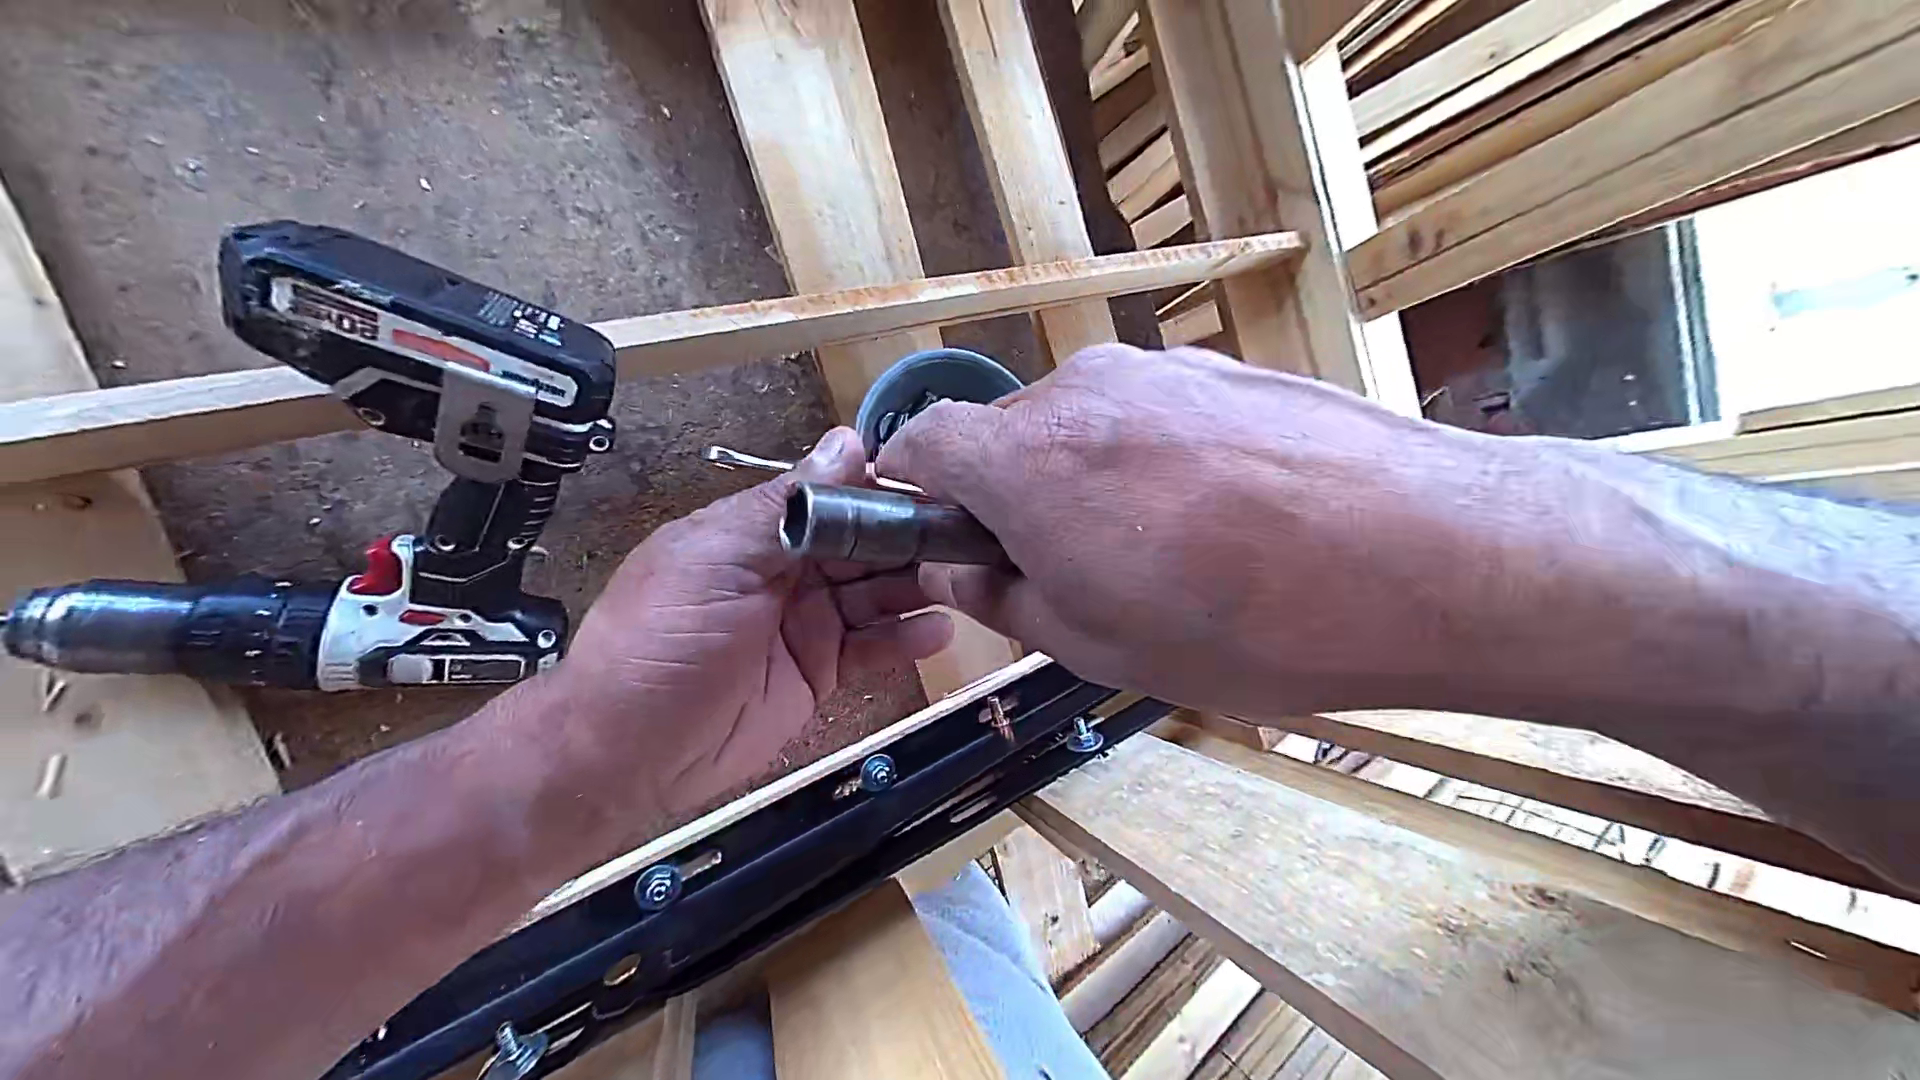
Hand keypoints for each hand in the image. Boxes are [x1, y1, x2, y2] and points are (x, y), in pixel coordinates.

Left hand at [548, 427, 952, 810]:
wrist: (628, 752)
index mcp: (763, 531)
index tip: (940, 485)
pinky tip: (938, 631)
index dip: (885, 490)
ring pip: (879, 593)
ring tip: (964, 580)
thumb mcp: (716, 557)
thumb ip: (788, 505)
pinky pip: (875, 647)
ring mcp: (812, 621)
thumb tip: (849, 439)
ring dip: (919, 586)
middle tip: (969, 538)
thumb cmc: (662, 638)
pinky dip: (907, 639)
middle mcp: (794, 569)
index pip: (838, 497)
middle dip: (914, 539)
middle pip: (867, 545)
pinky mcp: (825, 670)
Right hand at [874, 344, 1544, 718]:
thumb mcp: (1091, 641)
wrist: (1433, 556)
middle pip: (1002, 434)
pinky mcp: (1218, 367)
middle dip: (1004, 493)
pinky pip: (1142, 410)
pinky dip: (1140, 454)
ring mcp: (1155, 369)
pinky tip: (1209, 509)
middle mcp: (1079, 392)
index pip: (923, 440)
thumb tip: (951, 564)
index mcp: (1027, 460)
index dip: (911, 483)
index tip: (930, 527)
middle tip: (1055, 561)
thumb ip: (998, 594)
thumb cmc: (1240, 623)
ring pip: (1073, 422)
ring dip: (1076, 475)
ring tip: (1149, 542)